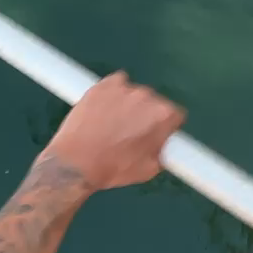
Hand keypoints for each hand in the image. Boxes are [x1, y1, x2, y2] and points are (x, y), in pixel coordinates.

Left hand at [42, 72, 184, 190]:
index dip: (166, 127)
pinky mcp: (103, 84)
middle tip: (131, 132)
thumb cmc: (114, 169)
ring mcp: (124, 87)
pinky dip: (113, 93)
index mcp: (164, 115)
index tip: (155, 135)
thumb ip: (163, 150)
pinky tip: (104, 109)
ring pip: (134, 93)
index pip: (176, 115)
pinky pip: (116, 83)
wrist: (76, 163)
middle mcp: (147, 96)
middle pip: (154, 102)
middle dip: (146, 115)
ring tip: (113, 124)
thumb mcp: (149, 169)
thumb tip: (161, 142)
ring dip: (129, 104)